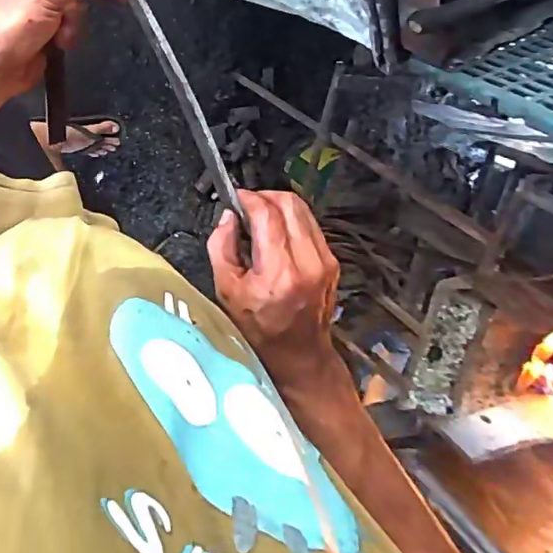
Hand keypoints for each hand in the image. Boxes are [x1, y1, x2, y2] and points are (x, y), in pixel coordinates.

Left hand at [0, 0, 115, 100]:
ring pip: (75, 10)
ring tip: (59, 35)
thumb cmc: (13, 24)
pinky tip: (58, 44)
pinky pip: (70, 28)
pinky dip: (68, 36)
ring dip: (72, 24)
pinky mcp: (46, 34)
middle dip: (76, 4)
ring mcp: (40, 12)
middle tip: (81, 9)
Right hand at [209, 190, 347, 392]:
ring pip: (303, 210)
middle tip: (247, 206)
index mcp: (280, 272)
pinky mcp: (332, 262)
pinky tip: (276, 234)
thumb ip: (221, 248)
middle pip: (289, 203)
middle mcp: (308, 263)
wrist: (299, 355)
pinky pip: (311, 225)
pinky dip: (291, 221)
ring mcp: (324, 261)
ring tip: (260, 218)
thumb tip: (227, 217)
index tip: (235, 198)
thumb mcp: (226, 291)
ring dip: (278, 206)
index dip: (249, 199)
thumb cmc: (259, 328)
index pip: (267, 214)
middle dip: (264, 196)